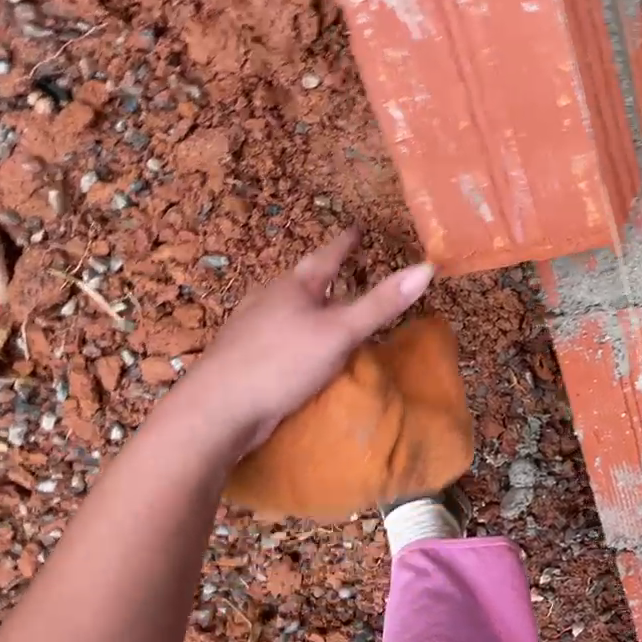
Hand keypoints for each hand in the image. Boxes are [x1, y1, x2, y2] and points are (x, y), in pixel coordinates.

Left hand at [161, 230, 433, 459]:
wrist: (214, 413)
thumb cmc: (281, 363)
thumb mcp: (341, 332)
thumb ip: (382, 303)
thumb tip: (427, 268)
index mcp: (292, 288)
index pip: (326, 257)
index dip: (344, 244)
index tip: (357, 229)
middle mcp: (268, 301)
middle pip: (302, 282)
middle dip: (322, 274)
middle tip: (343, 268)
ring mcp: (250, 330)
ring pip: (286, 309)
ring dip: (308, 306)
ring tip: (325, 309)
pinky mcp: (242, 358)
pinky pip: (277, 336)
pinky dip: (295, 334)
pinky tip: (300, 349)